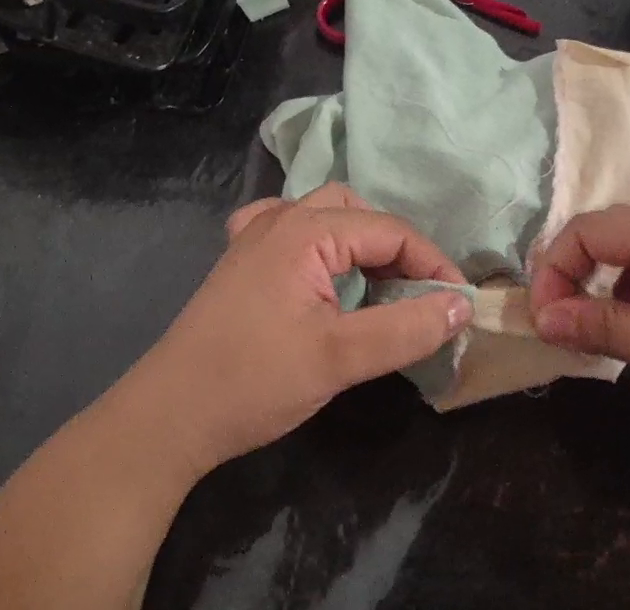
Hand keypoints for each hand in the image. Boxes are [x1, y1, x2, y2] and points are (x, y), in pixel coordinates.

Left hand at [121, 184, 470, 474]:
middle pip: (358, 214)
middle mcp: (279, 219)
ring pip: (326, 219)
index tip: (459, 304)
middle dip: (397, 249)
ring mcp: (254, 237)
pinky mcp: (240, 262)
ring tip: (382, 289)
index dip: (432, 264)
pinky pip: (290, 231)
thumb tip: (461, 304)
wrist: (168, 415)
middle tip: (419, 296)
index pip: (390, 229)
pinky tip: (322, 273)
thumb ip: (406, 328)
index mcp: (306, 230)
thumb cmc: (254, 381)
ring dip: (361, 246)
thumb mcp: (340, 358)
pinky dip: (320, 245)